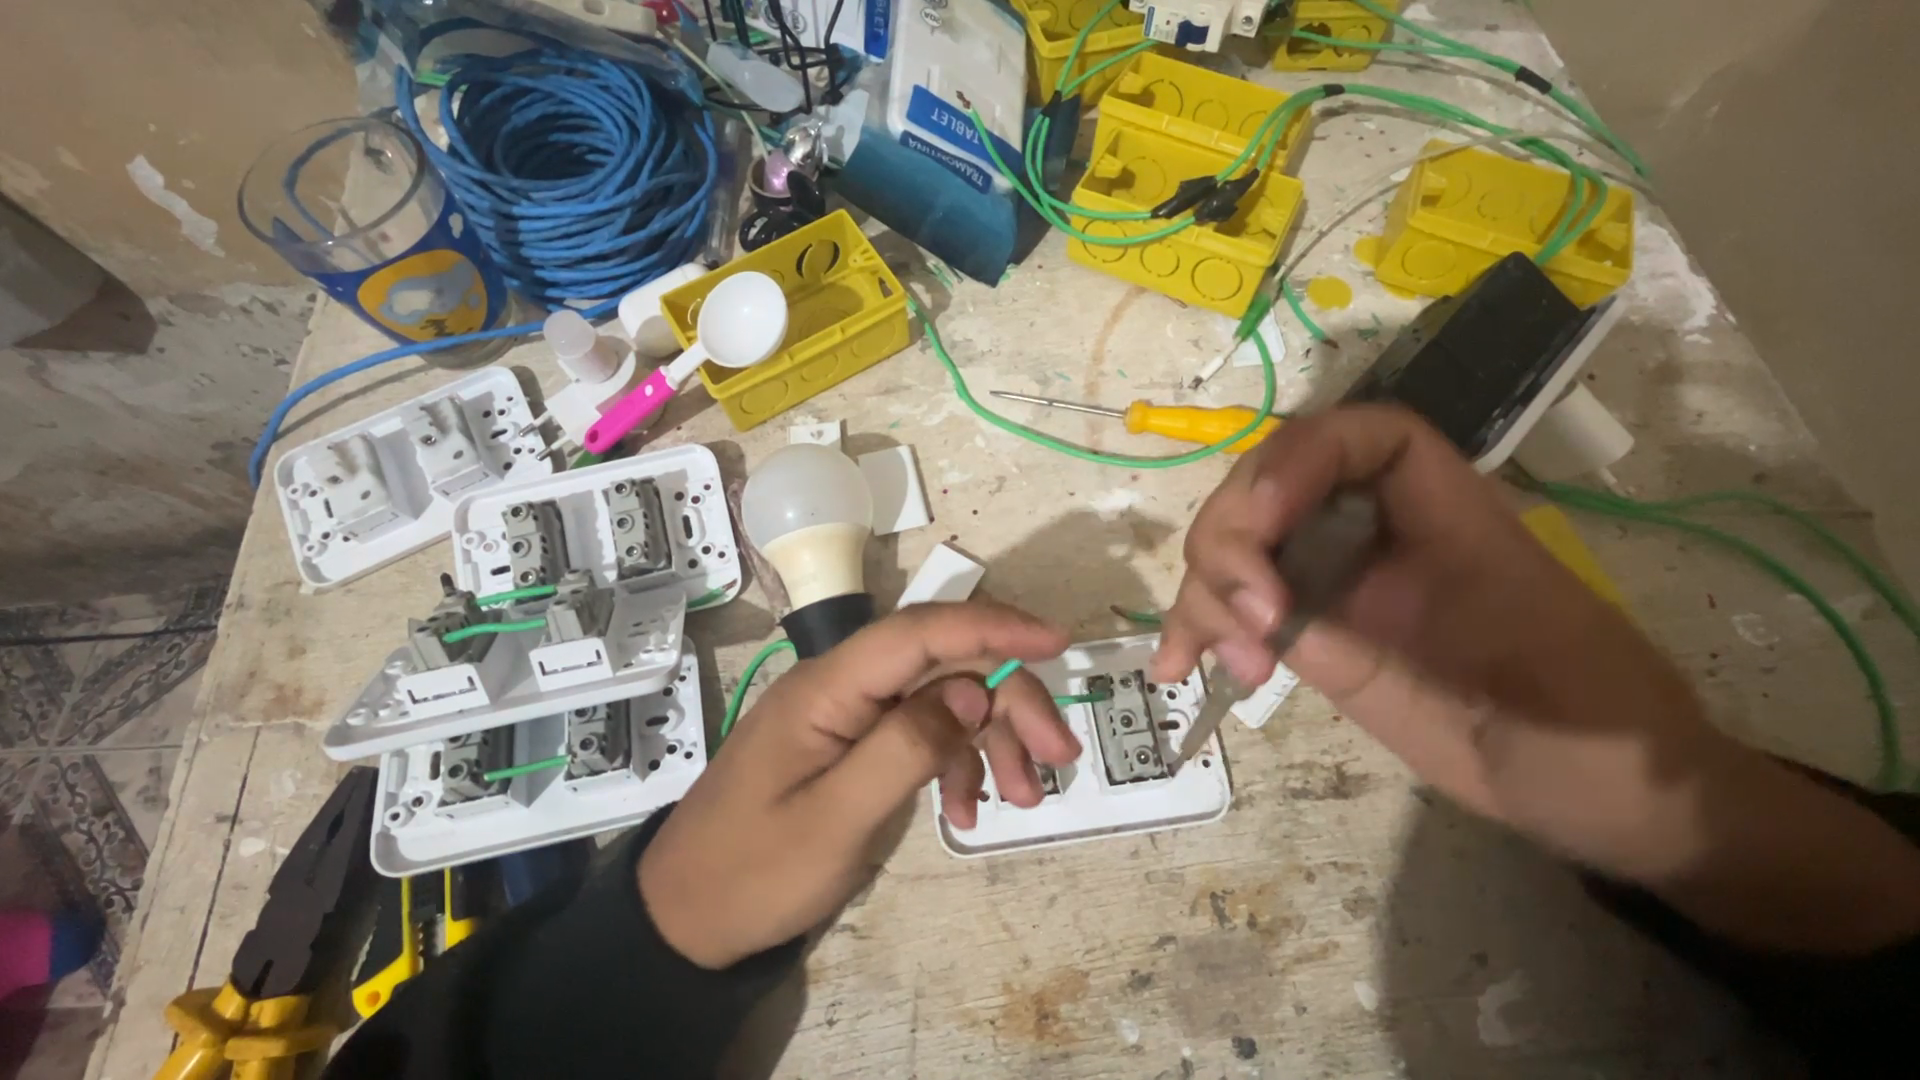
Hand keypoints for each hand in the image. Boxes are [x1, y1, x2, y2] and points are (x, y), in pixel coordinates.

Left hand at [638, 601, 1077, 968]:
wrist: (688, 920)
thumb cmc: (755, 872)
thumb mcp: (836, 819)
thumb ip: (906, 747)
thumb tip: (974, 688)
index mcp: (829, 687)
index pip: (921, 631)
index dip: (994, 626)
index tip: (1058, 641)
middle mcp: (843, 686)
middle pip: (944, 665)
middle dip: (1009, 701)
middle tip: (1057, 758)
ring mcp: (850, 716)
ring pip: (942, 700)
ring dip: (991, 740)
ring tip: (1024, 798)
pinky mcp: (854, 745)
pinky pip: (921, 736)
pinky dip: (955, 766)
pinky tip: (966, 811)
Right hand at [1151, 403, 1708, 815]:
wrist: (1606, 793)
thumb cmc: (1583, 734)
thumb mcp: (1485, 685)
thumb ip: (1363, 649)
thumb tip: (1260, 615)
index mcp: (1447, 519)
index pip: (1369, 438)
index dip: (1302, 458)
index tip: (1266, 525)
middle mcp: (1380, 535)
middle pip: (1273, 485)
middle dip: (1233, 537)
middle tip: (1244, 616)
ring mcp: (1339, 581)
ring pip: (1239, 545)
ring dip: (1207, 592)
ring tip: (1226, 661)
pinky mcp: (1314, 627)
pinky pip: (1239, 607)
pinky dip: (1199, 627)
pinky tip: (1174, 666)